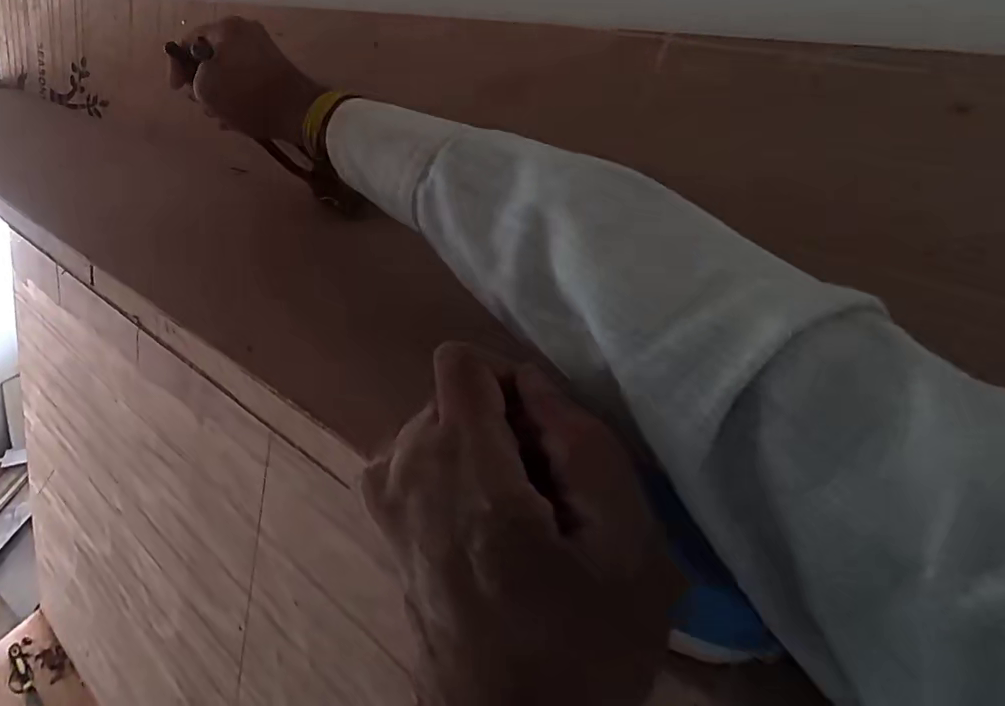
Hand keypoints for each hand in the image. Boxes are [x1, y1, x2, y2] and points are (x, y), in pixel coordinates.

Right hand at [166, 17, 326, 147]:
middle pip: (208, 55)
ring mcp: (260, 48)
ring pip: (224, 69)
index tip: (177, 89)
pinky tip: (232, 116)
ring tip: (218, 114)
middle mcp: (244, 31)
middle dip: (199, 81)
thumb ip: (191, 75)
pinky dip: (233, 93)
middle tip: (200, 103)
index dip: (177, 65)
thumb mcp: (205, 87)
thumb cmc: (244, 96)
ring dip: (216, 92)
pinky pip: (242, 76)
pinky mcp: (271, 66)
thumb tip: (197, 74)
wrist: (294, 110)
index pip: (189, 41)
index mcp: (226, 28)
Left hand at [362, 343, 680, 705]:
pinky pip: (417, 453)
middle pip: (452, 396)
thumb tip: (534, 384)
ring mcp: (380, 481)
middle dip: (502, 425)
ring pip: (435, 424)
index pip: (459, 361)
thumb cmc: (579, 643)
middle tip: (546, 495)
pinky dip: (451, 471)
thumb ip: (587, 446)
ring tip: (517, 519)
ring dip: (479, 451)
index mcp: (461, 465)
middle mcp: (404, 458)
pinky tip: (480, 527)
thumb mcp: (629, 550)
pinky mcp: (376, 505)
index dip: (508, 378)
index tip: (544, 432)